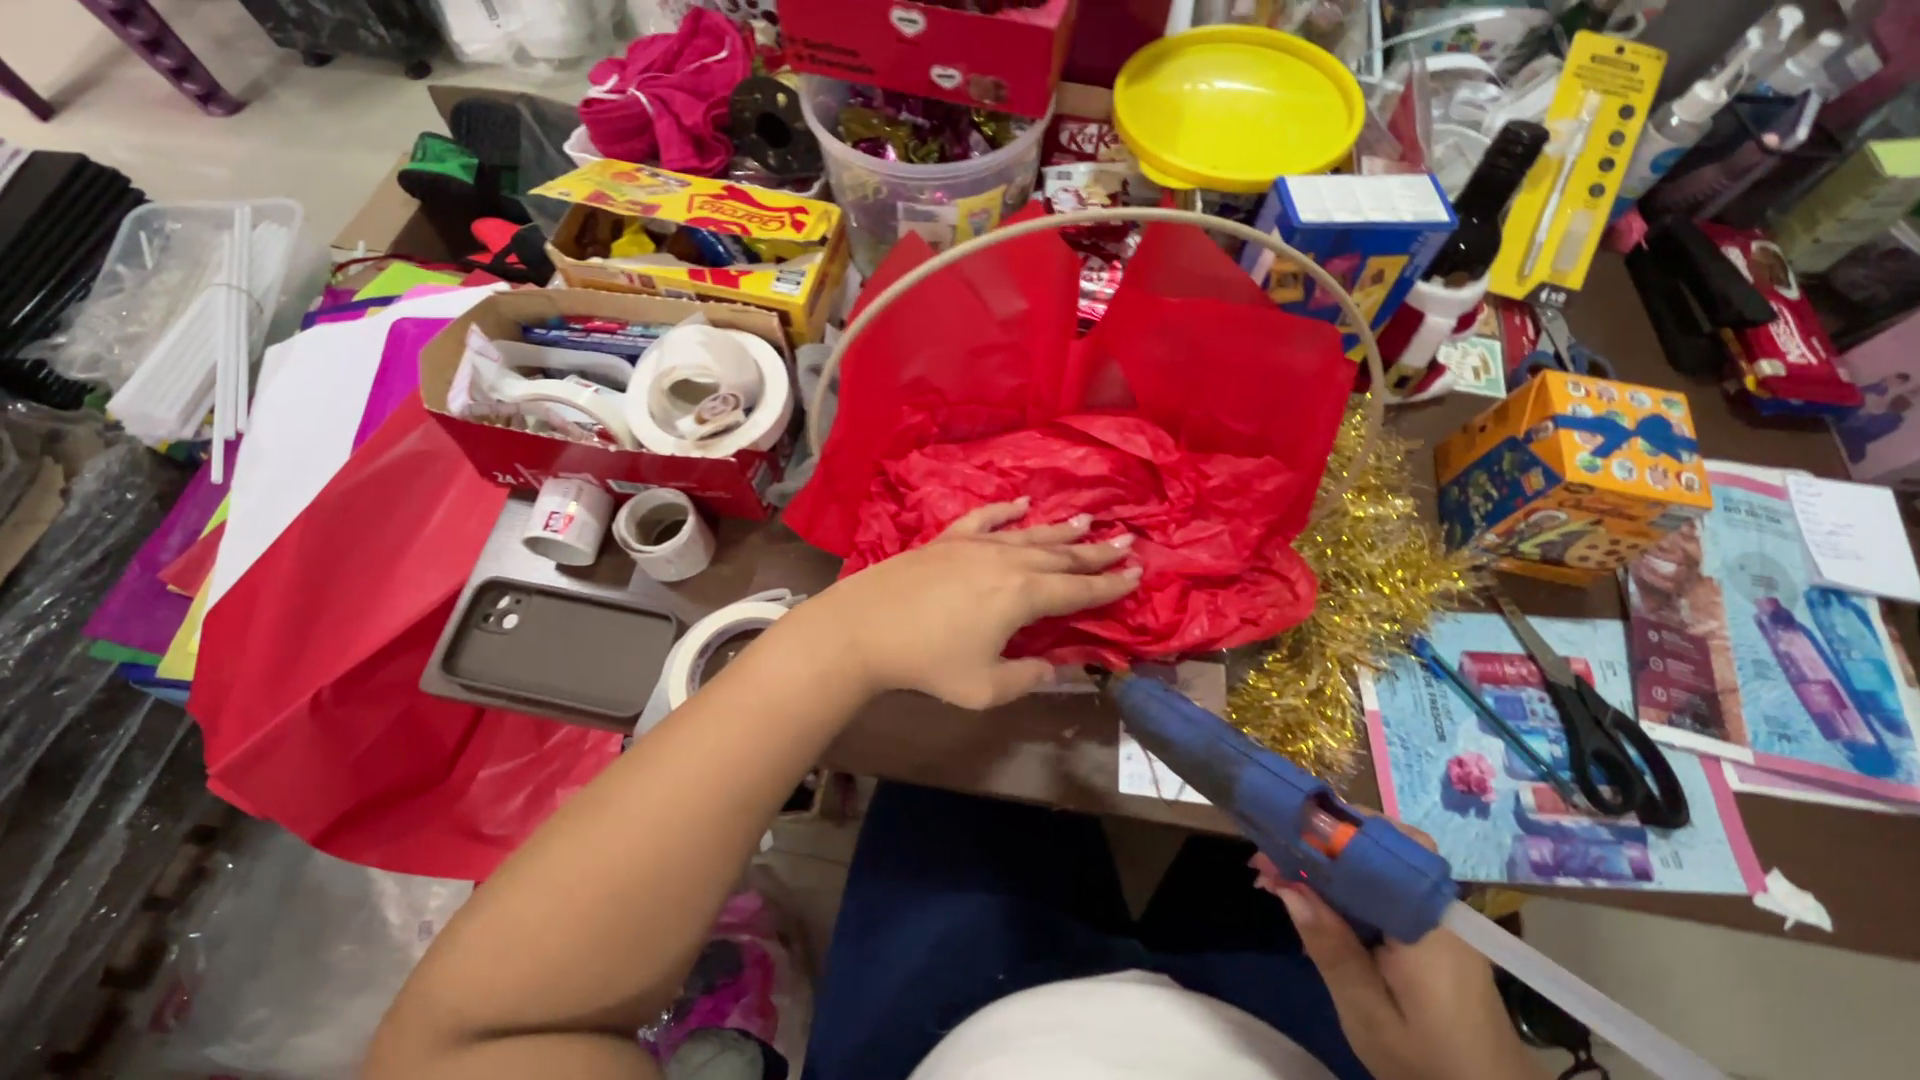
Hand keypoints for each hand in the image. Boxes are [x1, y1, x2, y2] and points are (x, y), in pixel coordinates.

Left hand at [787, 498, 1139, 708]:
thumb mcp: (984, 687)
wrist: (864, 628)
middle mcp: (1007, 562)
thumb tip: (1055, 669)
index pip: (1078, 590)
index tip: (1137, 574)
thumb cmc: (927, 663)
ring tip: (1089, 521)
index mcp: (1023, 597)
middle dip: (1096, 552)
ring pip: (1030, 534)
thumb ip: (1026, 678)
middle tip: (1128, 542)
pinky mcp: (946, 539)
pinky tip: (1022, 504)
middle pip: (1061, 555)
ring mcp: (975, 545)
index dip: (1110, 585)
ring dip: (1062, 529)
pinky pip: (986, 519)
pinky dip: (1007, 510)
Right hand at [1269, 833, 1543, 1079]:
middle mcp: (1439, 907)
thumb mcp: (1368, 1016)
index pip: (1379, 850)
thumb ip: (1333, 950)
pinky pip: (1388, 889)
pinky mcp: (1438, 931)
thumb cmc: (1428, 1063)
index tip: (1273, 839)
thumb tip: (1288, 887)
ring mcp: (1443, 917)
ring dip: (1330, 861)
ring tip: (1281, 873)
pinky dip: (1348, 884)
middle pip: (1382, 847)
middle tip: (1268, 858)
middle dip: (1321, 843)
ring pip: (1383, 865)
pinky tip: (1316, 899)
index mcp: (1426, 923)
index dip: (1324, 836)